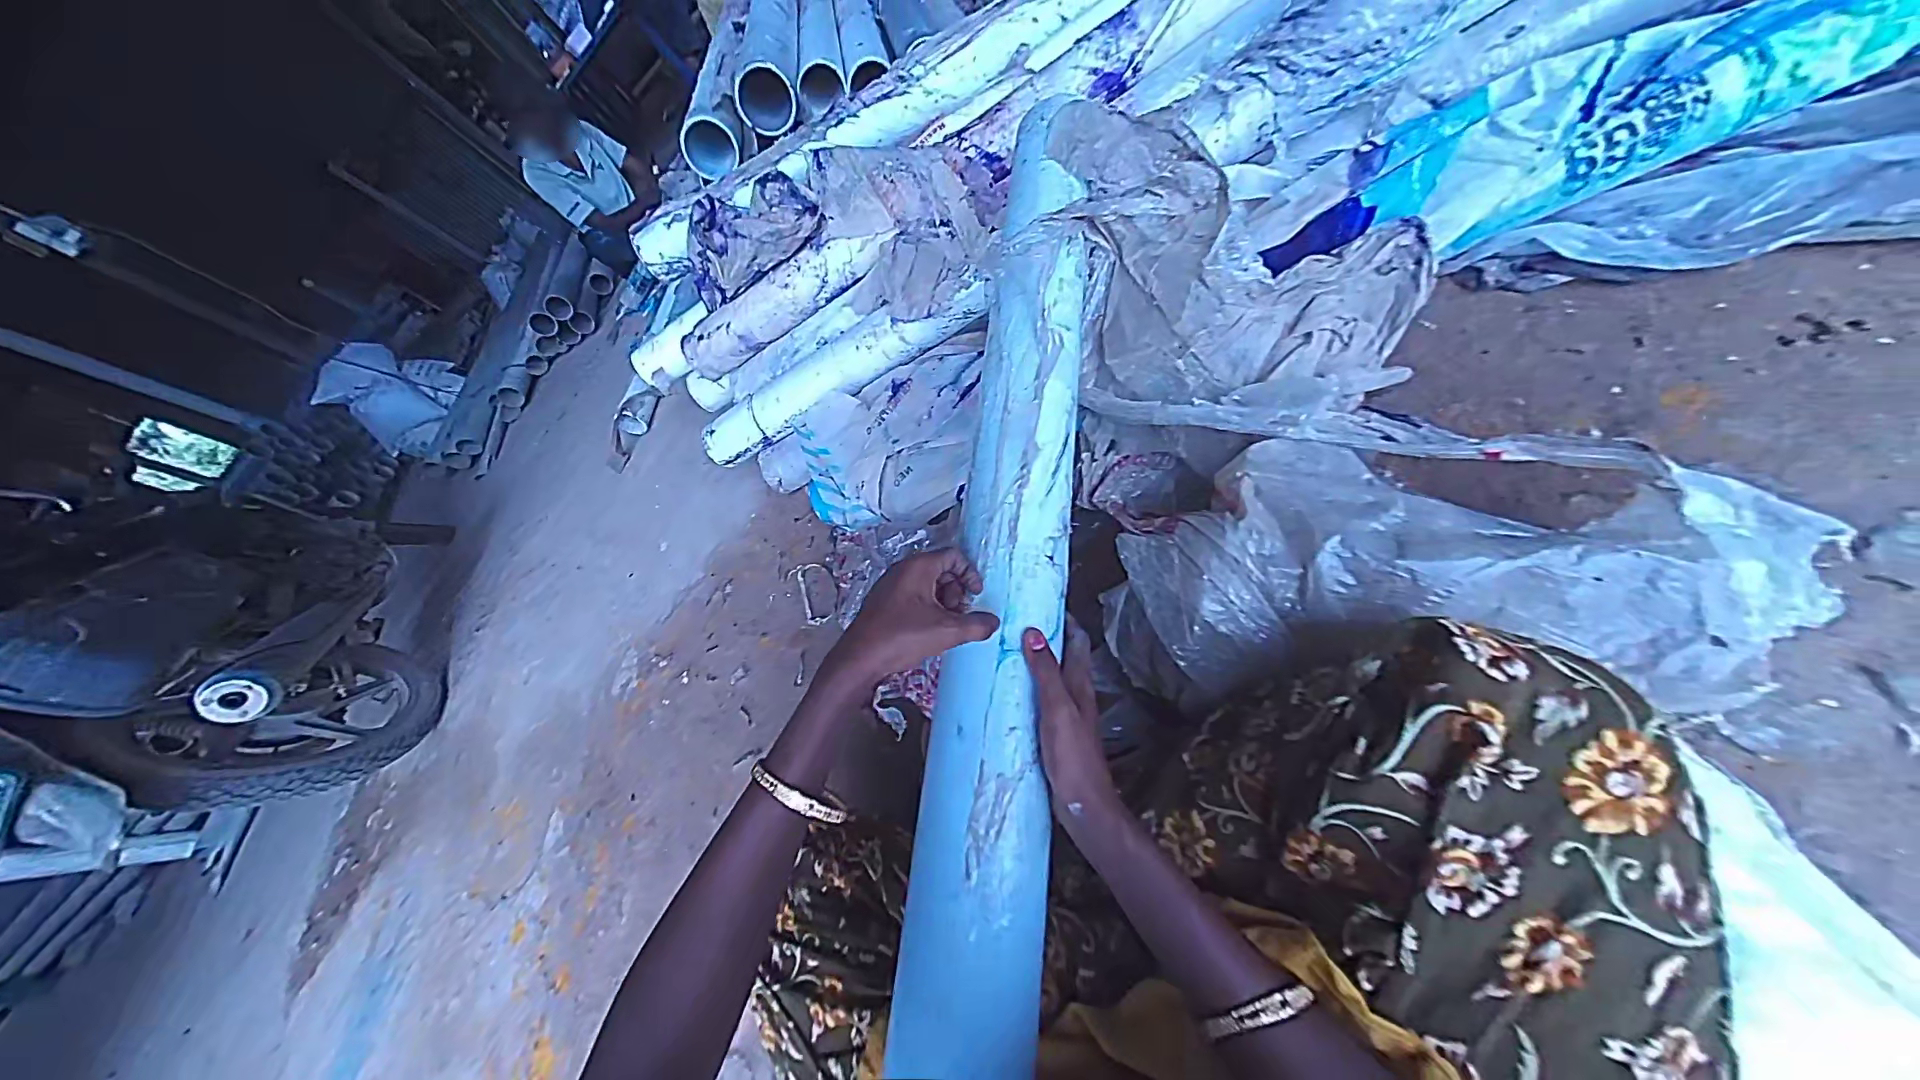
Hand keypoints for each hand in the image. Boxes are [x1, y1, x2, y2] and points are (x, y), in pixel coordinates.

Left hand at [823, 550, 999, 687]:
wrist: (859, 659)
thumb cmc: (902, 637)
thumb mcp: (947, 631)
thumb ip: (976, 625)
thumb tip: (993, 623)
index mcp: (918, 567)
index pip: (954, 556)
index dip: (970, 574)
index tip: (975, 596)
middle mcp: (903, 570)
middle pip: (942, 569)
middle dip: (957, 591)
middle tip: (959, 614)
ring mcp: (890, 585)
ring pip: (928, 584)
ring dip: (943, 602)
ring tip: (945, 626)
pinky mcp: (883, 602)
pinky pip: (913, 596)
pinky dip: (927, 608)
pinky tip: (928, 631)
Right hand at [1022, 622, 1119, 821]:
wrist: (1083, 804)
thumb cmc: (1073, 755)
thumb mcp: (1057, 708)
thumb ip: (1046, 672)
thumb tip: (1033, 631)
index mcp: (1080, 685)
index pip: (1077, 642)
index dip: (1066, 620)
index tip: (1044, 601)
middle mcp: (1076, 695)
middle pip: (1064, 657)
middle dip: (1046, 637)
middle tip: (1015, 623)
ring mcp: (1066, 715)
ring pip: (1052, 679)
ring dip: (1035, 663)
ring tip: (1007, 652)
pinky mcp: (1055, 732)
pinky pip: (1040, 701)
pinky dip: (1027, 689)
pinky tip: (1009, 694)